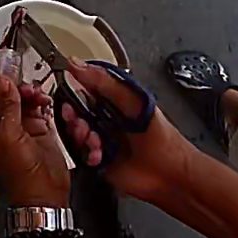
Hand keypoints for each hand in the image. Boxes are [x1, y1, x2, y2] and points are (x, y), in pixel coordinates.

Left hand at [0, 74, 71, 207]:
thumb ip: (8, 107)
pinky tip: (43, 100)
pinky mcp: (37, 129)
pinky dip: (40, 101)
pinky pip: (37, 108)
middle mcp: (0, 128)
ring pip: (21, 101)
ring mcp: (20, 128)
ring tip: (35, 93)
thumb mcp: (10, 134)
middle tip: (22, 84)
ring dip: (29, 94)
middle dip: (13, 89)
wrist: (46, 192)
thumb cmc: (21, 174)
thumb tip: (3, 83)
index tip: (1, 74)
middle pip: (3, 99)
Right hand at [59, 63, 201, 203]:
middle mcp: (102, 118)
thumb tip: (75, 63)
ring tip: (95, 140)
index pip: (80, 89)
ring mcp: (98, 139)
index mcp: (111, 101)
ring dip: (80, 136)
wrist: (171, 174)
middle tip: (81, 123)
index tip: (67, 97)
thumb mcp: (133, 102)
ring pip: (74, 133)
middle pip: (73, 112)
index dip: (69, 92)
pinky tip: (99, 155)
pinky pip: (79, 153)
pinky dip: (87, 153)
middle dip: (72, 118)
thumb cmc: (160, 137)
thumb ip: (104, 82)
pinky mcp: (96, 159)